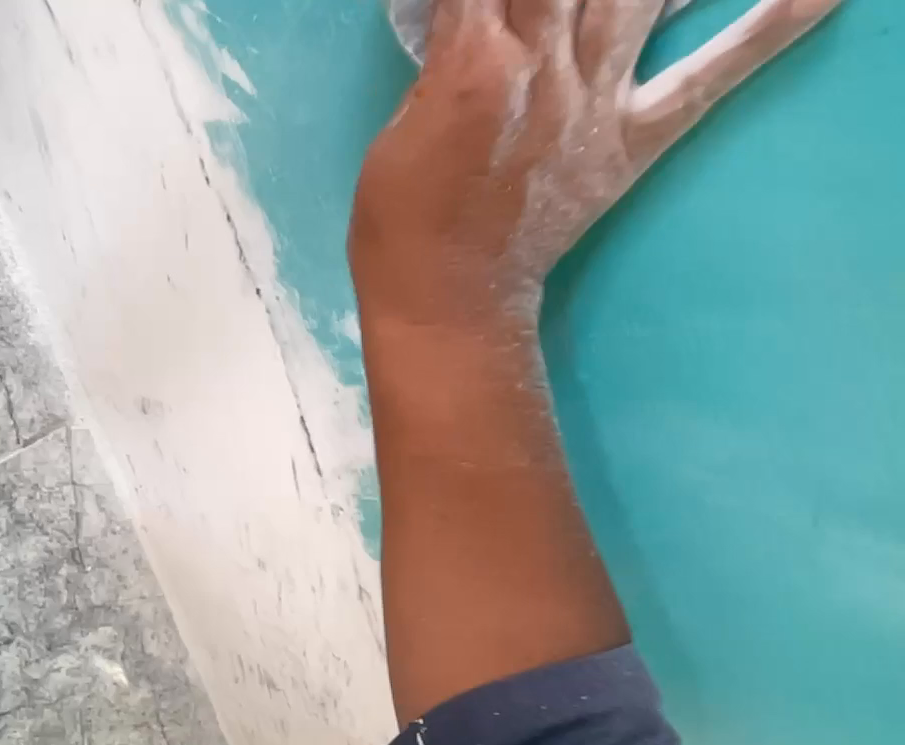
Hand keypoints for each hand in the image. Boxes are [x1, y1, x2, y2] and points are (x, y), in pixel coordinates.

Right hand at [349, 0, 840, 339]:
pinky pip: (712, 74)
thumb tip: (471, 37)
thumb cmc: (397, 227)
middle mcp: (547, 68)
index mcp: (471, 70)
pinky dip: (769, 28)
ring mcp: (600, 99)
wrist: (446, 299)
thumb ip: (440, 77)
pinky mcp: (635, 136)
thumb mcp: (393, 141)